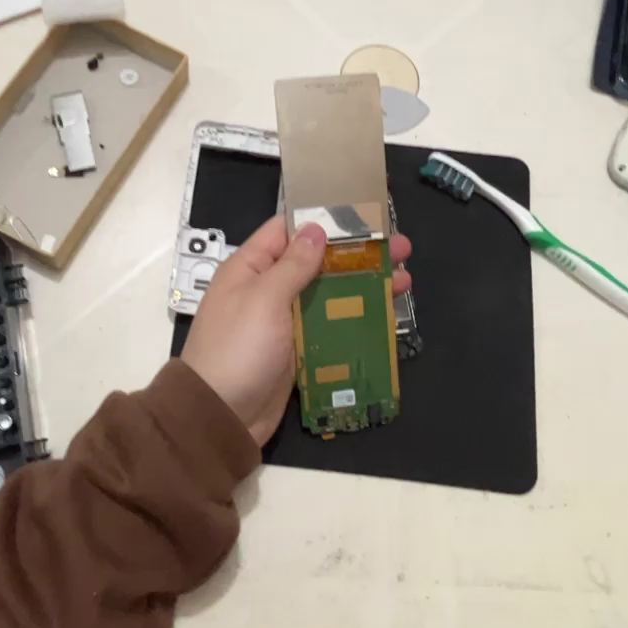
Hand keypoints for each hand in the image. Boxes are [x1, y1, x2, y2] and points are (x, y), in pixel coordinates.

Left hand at [181, 218, 412, 446]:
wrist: (222, 415)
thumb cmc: (237, 350)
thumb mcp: (263, 300)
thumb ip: (292, 265)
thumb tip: (315, 229)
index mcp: (250, 268)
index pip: (287, 230)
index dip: (325, 219)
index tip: (364, 212)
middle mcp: (268, 289)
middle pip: (317, 261)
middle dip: (358, 253)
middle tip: (402, 248)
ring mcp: (284, 320)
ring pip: (329, 294)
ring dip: (364, 285)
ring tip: (405, 279)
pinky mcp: (299, 349)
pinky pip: (331, 326)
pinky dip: (356, 318)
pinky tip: (387, 313)